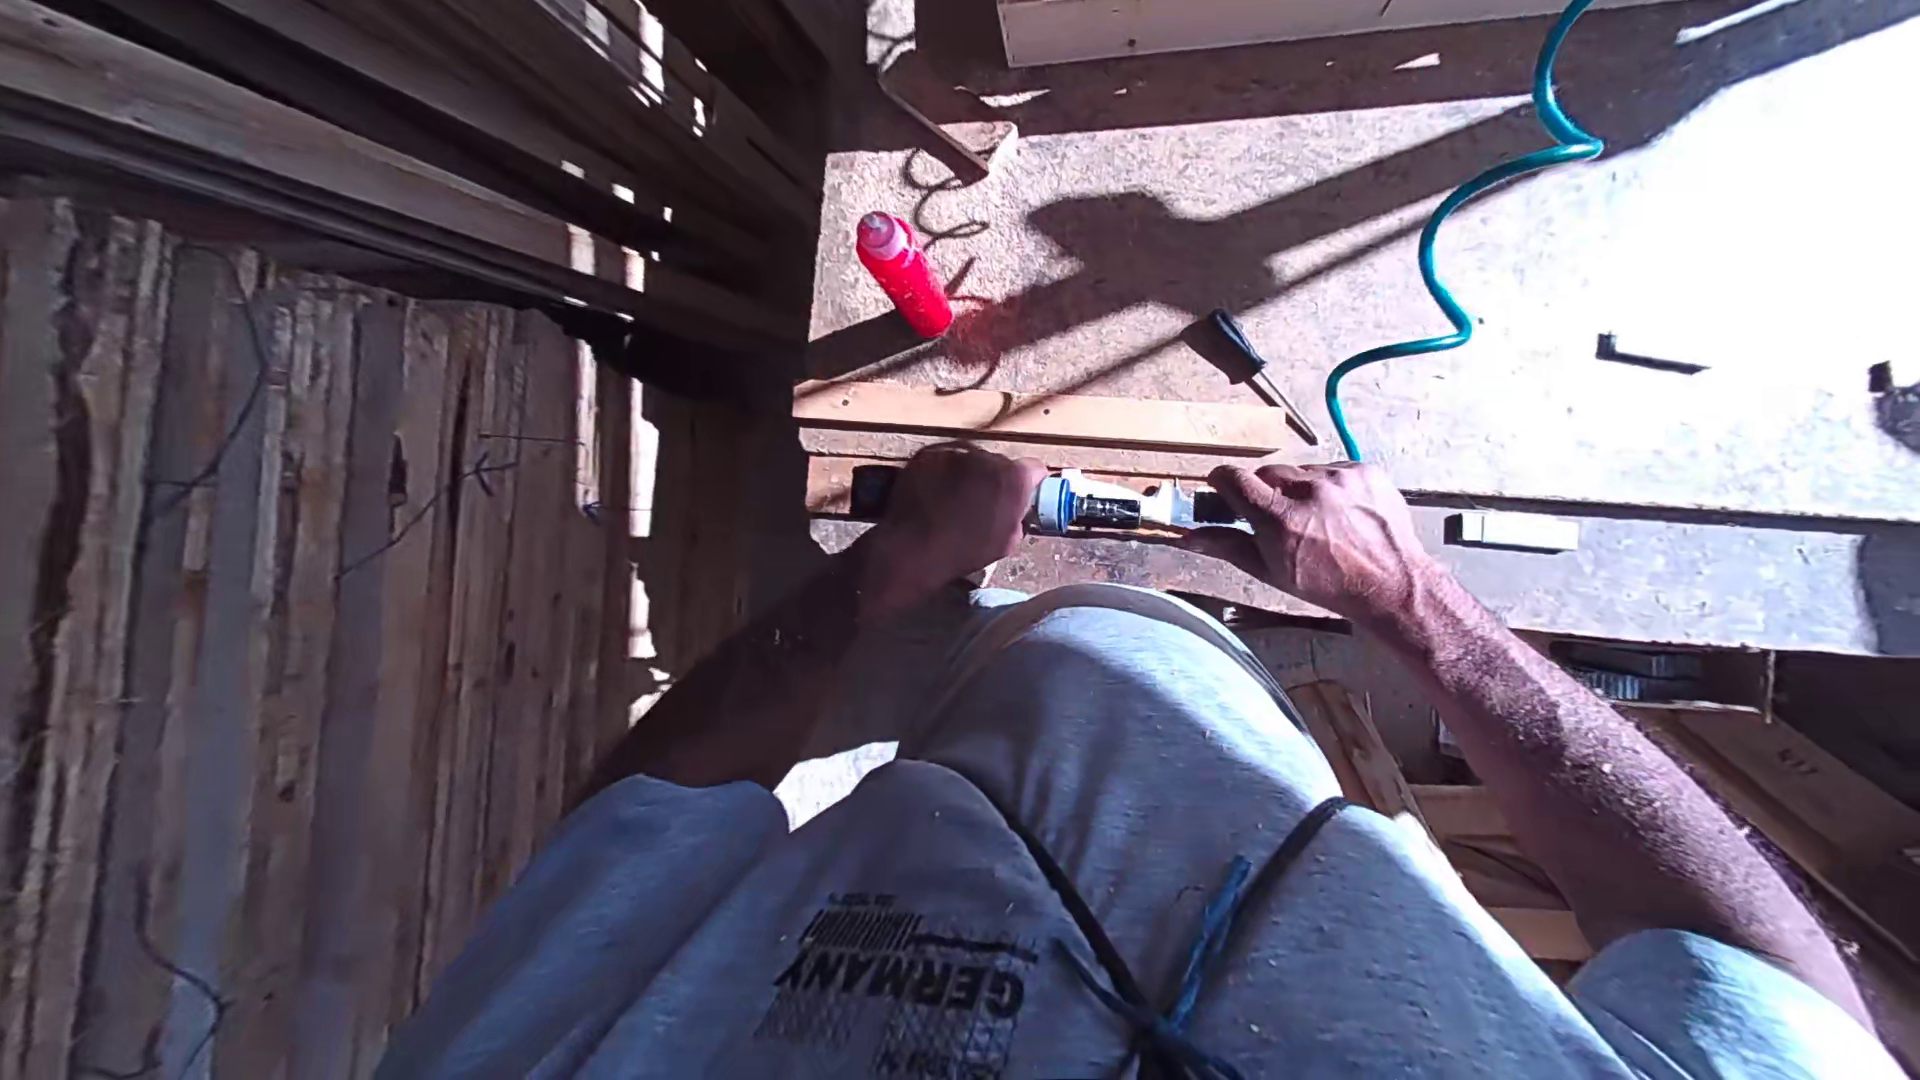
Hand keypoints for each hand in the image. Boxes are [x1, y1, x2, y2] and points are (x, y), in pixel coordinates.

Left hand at [857, 444, 1044, 620]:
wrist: (914, 548)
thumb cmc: (964, 550)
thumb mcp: (1007, 541)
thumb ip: (1018, 516)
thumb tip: (1016, 509)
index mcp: (1013, 477)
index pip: (1034, 468)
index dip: (1029, 483)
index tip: (1022, 494)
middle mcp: (987, 456)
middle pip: (1000, 463)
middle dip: (995, 478)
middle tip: (984, 500)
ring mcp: (955, 452)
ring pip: (970, 459)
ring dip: (968, 474)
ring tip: (955, 498)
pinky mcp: (928, 454)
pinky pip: (944, 459)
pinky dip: (943, 472)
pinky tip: (936, 492)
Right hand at [1180, 462, 1443, 624]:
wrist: (1390, 583)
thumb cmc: (1327, 583)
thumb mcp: (1268, 569)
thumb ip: (1225, 545)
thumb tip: (1189, 537)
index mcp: (1279, 519)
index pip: (1233, 478)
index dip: (1222, 481)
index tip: (1222, 487)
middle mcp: (1308, 491)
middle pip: (1266, 473)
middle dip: (1265, 491)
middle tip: (1276, 516)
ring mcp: (1339, 478)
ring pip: (1299, 471)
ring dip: (1298, 489)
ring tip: (1314, 517)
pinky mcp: (1363, 470)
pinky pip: (1330, 469)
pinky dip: (1327, 486)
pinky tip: (1336, 511)